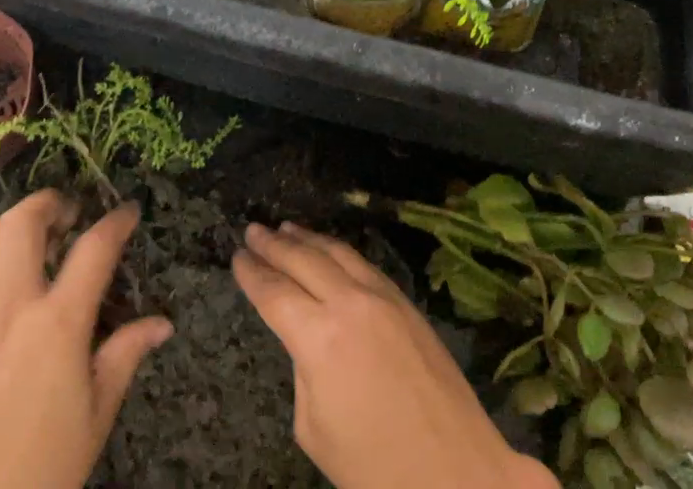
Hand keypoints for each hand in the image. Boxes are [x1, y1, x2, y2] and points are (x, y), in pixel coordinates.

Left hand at [0, 190, 172, 488]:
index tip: (126, 212)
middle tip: (64, 215)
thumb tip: (162, 323)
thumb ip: (126, 355)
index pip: (94, 250)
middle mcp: (8, 311)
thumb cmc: (48, 462)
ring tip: (15, 245)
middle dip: (46, 204)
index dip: (116, 222)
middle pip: (20, 225)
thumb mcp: (98, 412)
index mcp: (58, 325)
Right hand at [234, 222, 558, 488]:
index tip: (236, 257)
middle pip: (303, 260)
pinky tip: (331, 251)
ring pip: (338, 253)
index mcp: (318, 337)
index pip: (274, 291)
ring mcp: (384, 299)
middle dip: (273, 244)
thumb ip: (303, 370)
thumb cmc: (374, 464)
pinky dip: (341, 252)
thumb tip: (308, 340)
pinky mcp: (408, 305)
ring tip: (285, 228)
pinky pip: (366, 266)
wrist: (456, 470)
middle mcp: (350, 304)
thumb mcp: (314, 426)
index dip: (252, 273)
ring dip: (308, 238)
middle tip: (252, 230)